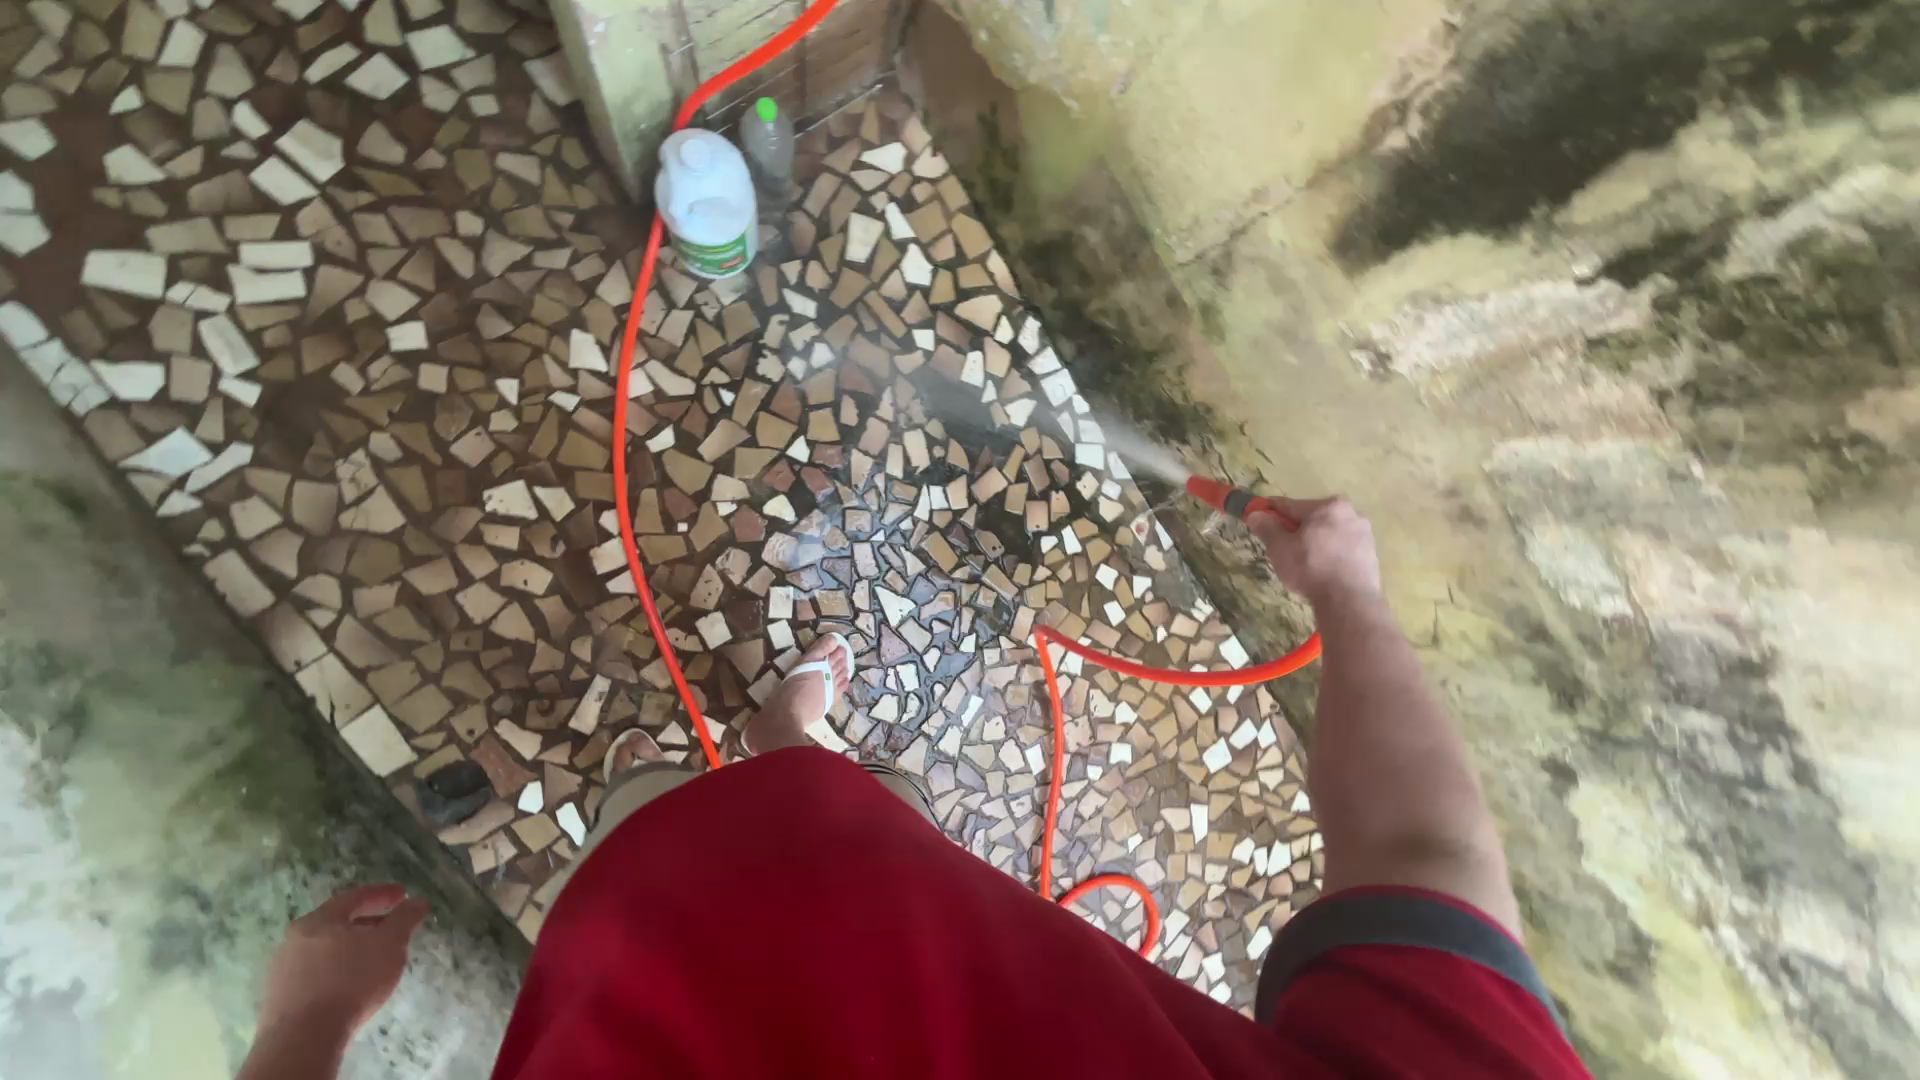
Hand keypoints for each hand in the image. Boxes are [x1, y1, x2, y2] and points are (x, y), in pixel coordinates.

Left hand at [257, 884, 428, 1042]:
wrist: (303, 1039)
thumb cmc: (352, 979)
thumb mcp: (391, 942)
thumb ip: (405, 917)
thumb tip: (416, 901)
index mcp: (317, 921)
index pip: (353, 897)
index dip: (381, 893)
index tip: (403, 895)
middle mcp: (293, 941)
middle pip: (337, 923)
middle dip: (368, 922)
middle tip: (392, 926)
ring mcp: (282, 972)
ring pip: (325, 949)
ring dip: (352, 947)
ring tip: (376, 956)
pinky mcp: (280, 1000)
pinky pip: (315, 973)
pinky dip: (338, 969)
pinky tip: (353, 982)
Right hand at [1246, 496, 1381, 604]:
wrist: (1349, 600)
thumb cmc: (1310, 567)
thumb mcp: (1279, 548)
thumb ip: (1267, 527)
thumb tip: (1255, 514)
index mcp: (1328, 506)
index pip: (1290, 505)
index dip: (1270, 512)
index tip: (1257, 518)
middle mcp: (1350, 513)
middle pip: (1312, 518)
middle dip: (1295, 530)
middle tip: (1282, 549)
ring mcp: (1364, 533)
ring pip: (1328, 533)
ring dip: (1313, 542)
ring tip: (1302, 563)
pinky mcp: (1371, 553)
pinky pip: (1341, 548)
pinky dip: (1329, 554)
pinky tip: (1321, 571)